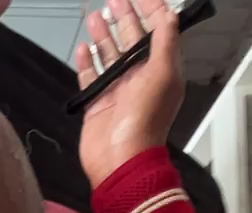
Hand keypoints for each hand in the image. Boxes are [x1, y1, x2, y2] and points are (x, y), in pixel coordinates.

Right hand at [73, 0, 184, 187]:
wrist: (119, 159)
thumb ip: (165, 40)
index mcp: (160, 68)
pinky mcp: (97, 104)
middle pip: (131, 39)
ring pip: (109, 55)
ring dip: (103, 36)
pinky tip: (82, 48)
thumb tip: (168, 13)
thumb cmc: (145, 119)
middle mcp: (139, 76)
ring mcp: (117, 90)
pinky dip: (86, 63)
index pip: (158, 30)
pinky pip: (90, 78)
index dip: (152, 9)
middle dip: (124, 17)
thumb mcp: (163, 73)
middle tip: (114, 0)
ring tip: (94, 17)